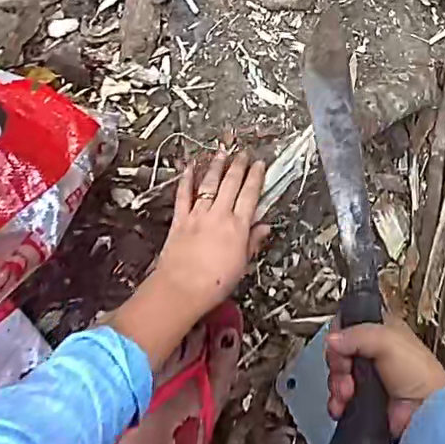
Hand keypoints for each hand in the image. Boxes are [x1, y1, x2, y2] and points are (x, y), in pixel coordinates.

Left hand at [153, 149, 270, 316]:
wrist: (180, 290)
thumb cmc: (213, 283)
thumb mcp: (242, 264)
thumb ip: (252, 242)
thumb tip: (264, 227)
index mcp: (238, 226)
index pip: (250, 194)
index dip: (256, 177)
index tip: (260, 165)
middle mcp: (219, 215)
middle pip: (232, 183)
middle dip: (239, 165)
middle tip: (244, 154)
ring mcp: (198, 215)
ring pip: (210, 184)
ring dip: (217, 166)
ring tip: (222, 152)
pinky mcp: (180, 220)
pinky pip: (184, 195)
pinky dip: (186, 180)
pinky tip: (190, 168)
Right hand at [325, 316, 444, 440]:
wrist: (424, 412)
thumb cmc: (418, 372)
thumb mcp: (387, 341)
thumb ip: (358, 335)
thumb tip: (332, 339)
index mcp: (380, 330)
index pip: (349, 324)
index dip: (340, 335)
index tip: (341, 347)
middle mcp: (372, 351)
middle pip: (339, 351)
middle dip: (338, 364)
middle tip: (346, 372)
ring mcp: (367, 377)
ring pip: (337, 374)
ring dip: (337, 384)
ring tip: (348, 392)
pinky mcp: (364, 399)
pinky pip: (340, 398)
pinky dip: (337, 402)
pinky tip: (342, 405)